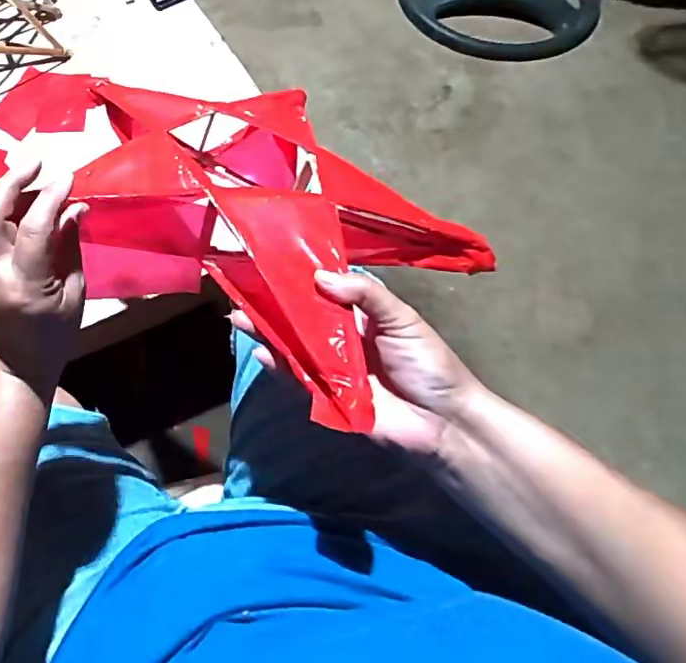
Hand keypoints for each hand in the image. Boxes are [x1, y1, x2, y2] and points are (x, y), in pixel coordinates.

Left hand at [0, 159, 87, 397]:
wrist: (17, 364)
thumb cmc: (54, 335)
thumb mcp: (75, 293)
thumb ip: (70, 247)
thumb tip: (74, 208)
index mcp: (25, 284)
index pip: (33, 229)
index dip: (51, 197)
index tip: (69, 178)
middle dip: (11, 182)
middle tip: (37, 163)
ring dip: (11, 191)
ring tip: (40, 179)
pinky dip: (11, 207)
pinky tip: (32, 201)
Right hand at [231, 270, 485, 456]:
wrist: (444, 423)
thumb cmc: (428, 363)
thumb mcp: (402, 318)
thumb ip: (365, 294)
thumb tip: (319, 277)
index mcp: (359, 314)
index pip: (324, 291)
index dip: (301, 278)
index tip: (272, 263)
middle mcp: (340, 337)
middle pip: (302, 317)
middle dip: (274, 305)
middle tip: (243, 289)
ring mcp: (331, 367)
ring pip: (295, 345)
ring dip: (269, 332)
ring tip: (241, 316)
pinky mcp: (327, 396)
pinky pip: (299, 378)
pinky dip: (279, 366)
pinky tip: (262, 351)